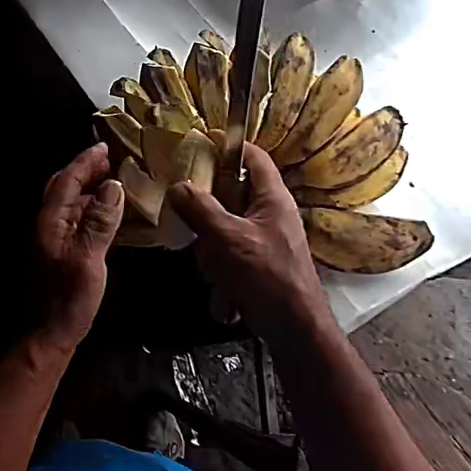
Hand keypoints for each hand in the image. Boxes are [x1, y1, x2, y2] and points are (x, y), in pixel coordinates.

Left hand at [32, 143, 125, 351]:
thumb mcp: (89, 257)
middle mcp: (49, 224)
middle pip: (66, 187)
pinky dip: (95, 211)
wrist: (50, 333)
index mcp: (50, 221)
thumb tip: (113, 186)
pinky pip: (79, 221)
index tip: (105, 146)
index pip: (67, 180)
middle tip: (113, 160)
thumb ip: (101, 221)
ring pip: (73, 204)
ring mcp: (54, 238)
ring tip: (118, 182)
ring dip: (93, 190)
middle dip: (87, 170)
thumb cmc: (69, 298)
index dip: (86, 161)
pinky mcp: (63, 252)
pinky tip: (114, 215)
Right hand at [167, 144, 332, 341]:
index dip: (229, 146)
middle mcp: (269, 214)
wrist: (293, 327)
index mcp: (272, 197)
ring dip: (211, 250)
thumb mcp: (227, 237)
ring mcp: (262, 240)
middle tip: (195, 225)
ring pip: (222, 229)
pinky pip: (226, 255)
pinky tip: (223, 287)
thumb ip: (199, 209)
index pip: (253, 157)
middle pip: (228, 195)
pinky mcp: (256, 264)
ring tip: (217, 267)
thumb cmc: (267, 276)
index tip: (201, 144)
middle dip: (207, 214)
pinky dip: (220, 269)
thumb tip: (178, 187)